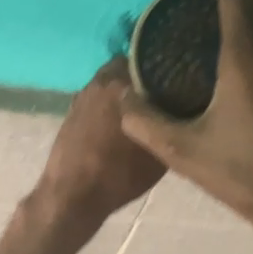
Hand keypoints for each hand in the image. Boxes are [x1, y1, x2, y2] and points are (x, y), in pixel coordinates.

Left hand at [34, 58, 167, 225]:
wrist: (73, 194)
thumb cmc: (120, 174)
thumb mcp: (159, 152)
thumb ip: (169, 122)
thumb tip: (179, 107)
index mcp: (122, 84)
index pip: (149, 60)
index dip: (164, 68)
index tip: (177, 79)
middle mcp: (100, 81)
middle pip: (128, 67)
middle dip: (144, 77)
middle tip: (160, 94)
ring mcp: (83, 94)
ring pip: (111, 81)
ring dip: (124, 89)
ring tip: (142, 109)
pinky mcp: (73, 108)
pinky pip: (98, 95)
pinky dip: (110, 102)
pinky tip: (119, 121)